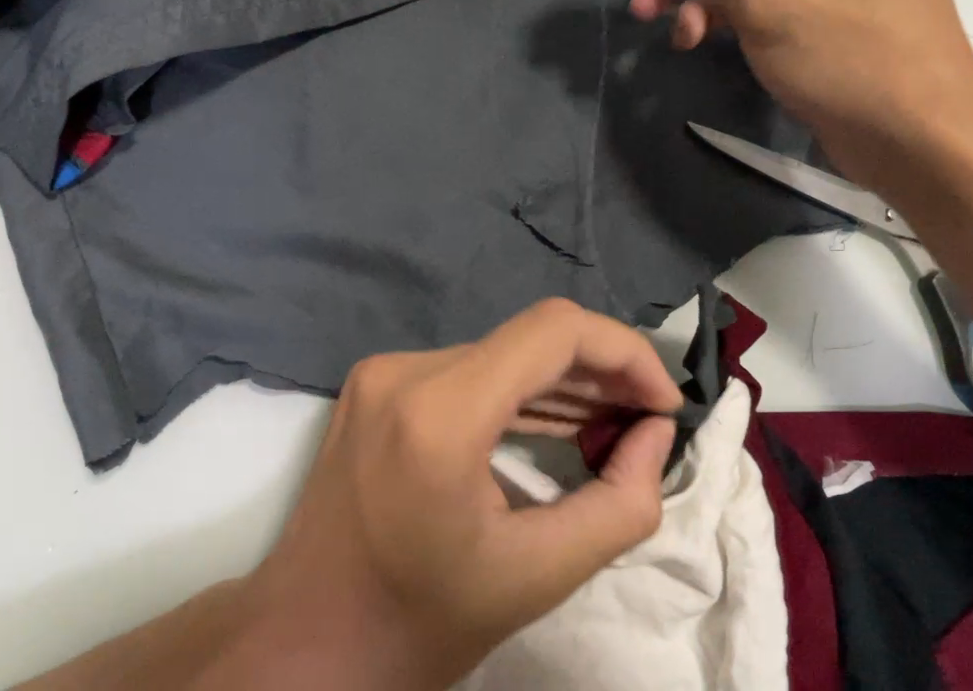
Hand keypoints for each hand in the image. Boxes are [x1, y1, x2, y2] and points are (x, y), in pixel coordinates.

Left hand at [210, 299, 682, 690]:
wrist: (307, 641)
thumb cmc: (421, 619)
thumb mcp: (540, 574)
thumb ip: (621, 502)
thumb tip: (655, 434)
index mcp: (440, 412)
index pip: (555, 331)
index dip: (625, 353)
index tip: (664, 404)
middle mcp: (406, 371)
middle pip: (529, 339)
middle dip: (602, 372)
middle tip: (651, 420)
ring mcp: (384, 374)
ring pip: (500, 354)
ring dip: (564, 383)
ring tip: (618, 424)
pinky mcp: (376, 387)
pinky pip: (467, 373)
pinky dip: (520, 394)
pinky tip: (562, 423)